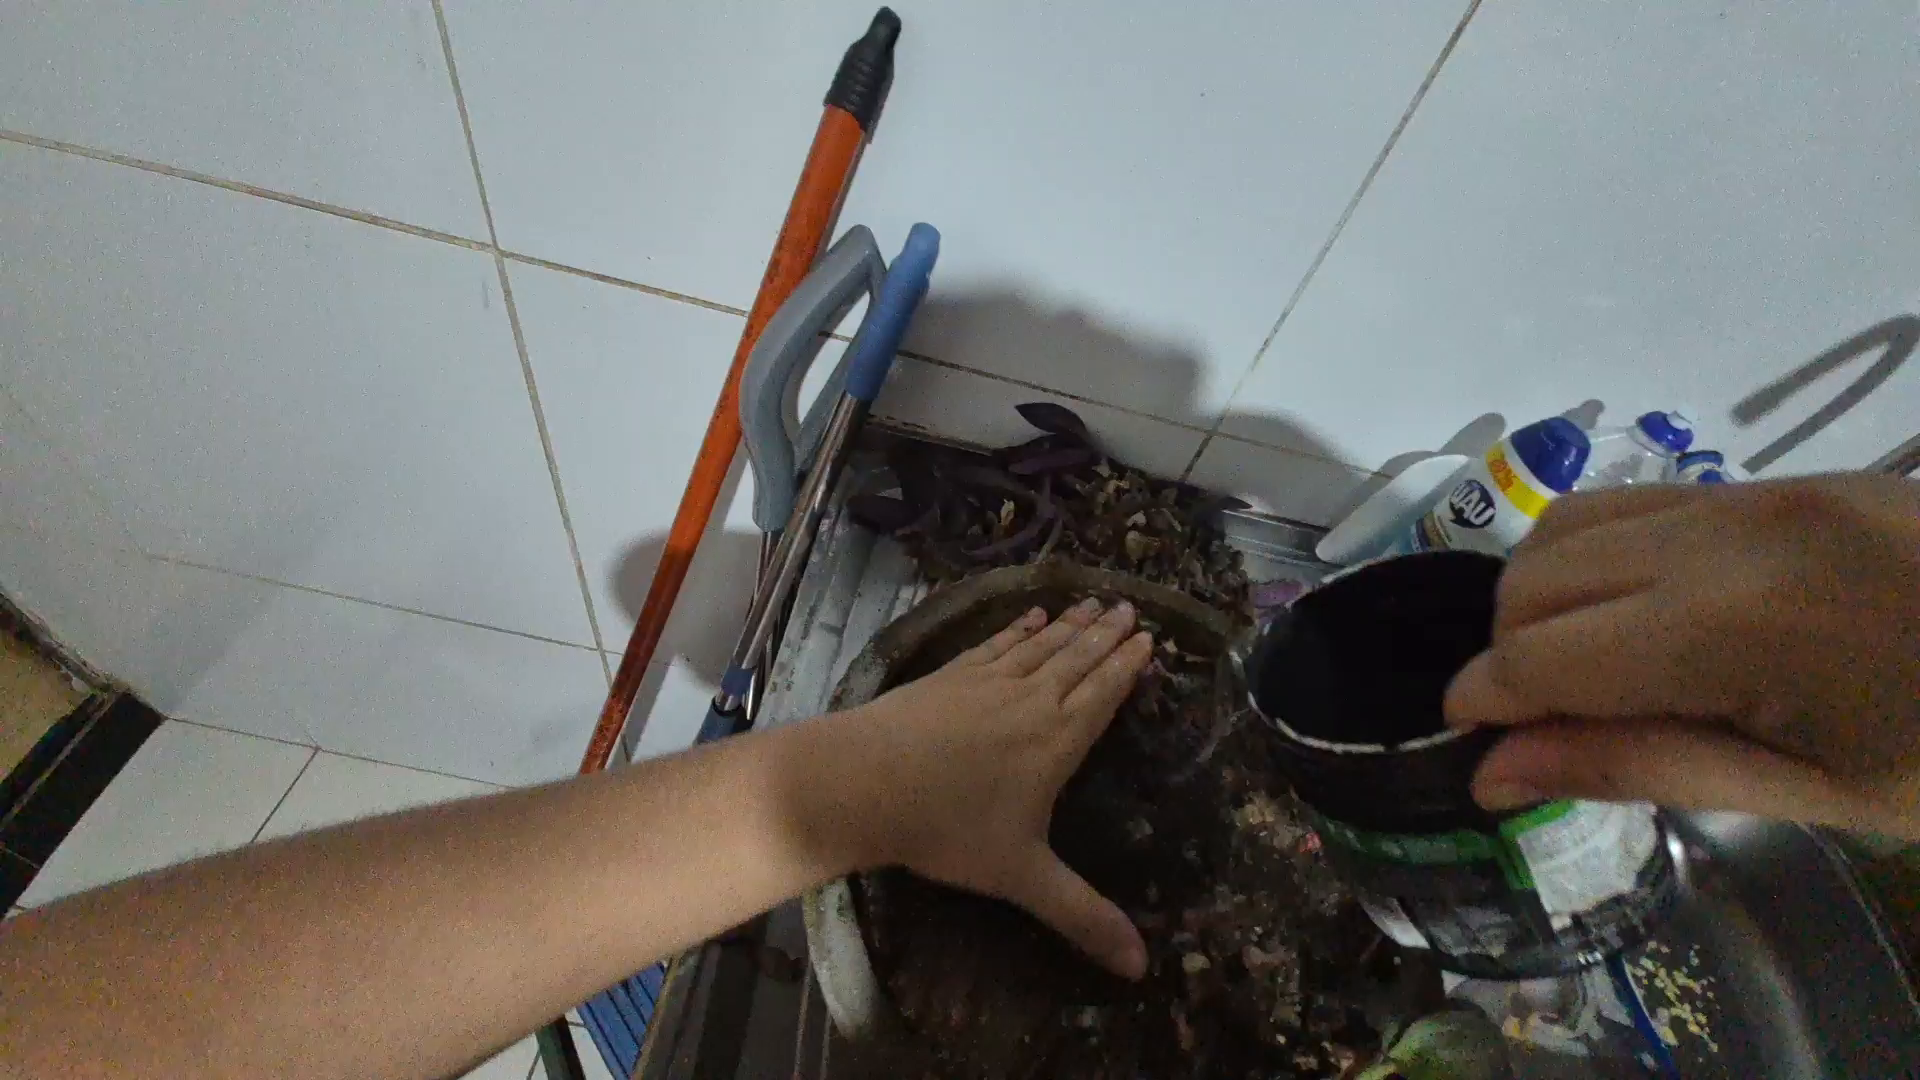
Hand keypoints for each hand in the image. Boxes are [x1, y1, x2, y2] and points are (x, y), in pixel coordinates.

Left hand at [811, 598, 1153, 976]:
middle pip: (1077, 660)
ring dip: (1069, 624)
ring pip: (1041, 646)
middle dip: (1106, 635)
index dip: (1126, 667)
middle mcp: (1030, 700)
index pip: (1102, 694)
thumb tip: (1142, 968)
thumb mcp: (1022, 878)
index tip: (1147, 638)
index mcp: (1056, 741)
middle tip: (1128, 607)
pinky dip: (1019, 628)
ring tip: (1091, 602)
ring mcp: (989, 680)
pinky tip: (1031, 616)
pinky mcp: (953, 673)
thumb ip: (1082, 916)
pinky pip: (997, 643)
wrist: (869, 781)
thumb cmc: (950, 828)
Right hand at [1444, 474, 1919, 838]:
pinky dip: (1581, 557)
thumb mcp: (1816, 792)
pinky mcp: (1766, 479)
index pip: (1542, 657)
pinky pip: (1614, 505)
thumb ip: (1632, 766)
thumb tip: (1487, 772)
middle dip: (1509, 655)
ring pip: (1554, 533)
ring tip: (1577, 654)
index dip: (1485, 699)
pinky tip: (1621, 603)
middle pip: (1529, 586)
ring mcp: (1747, 492)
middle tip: (1547, 715)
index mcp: (1742, 625)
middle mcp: (1723, 534)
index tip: (1469, 737)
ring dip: (1535, 599)